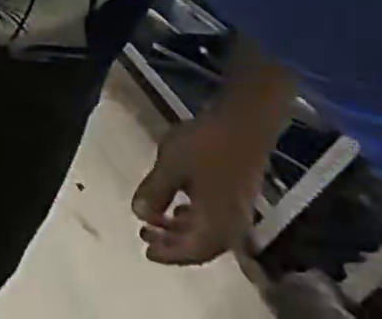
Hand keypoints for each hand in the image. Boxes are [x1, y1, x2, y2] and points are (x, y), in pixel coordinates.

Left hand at [133, 113, 272, 264]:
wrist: (242, 126)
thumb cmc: (203, 146)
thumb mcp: (170, 166)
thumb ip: (154, 192)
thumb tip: (139, 215)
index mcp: (217, 223)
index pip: (193, 251)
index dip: (170, 255)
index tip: (147, 252)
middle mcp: (232, 225)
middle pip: (202, 247)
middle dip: (173, 244)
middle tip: (144, 235)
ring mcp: (238, 212)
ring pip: (208, 234)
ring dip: (181, 230)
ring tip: (153, 220)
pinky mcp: (237, 198)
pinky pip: (213, 220)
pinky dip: (193, 219)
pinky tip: (178, 207)